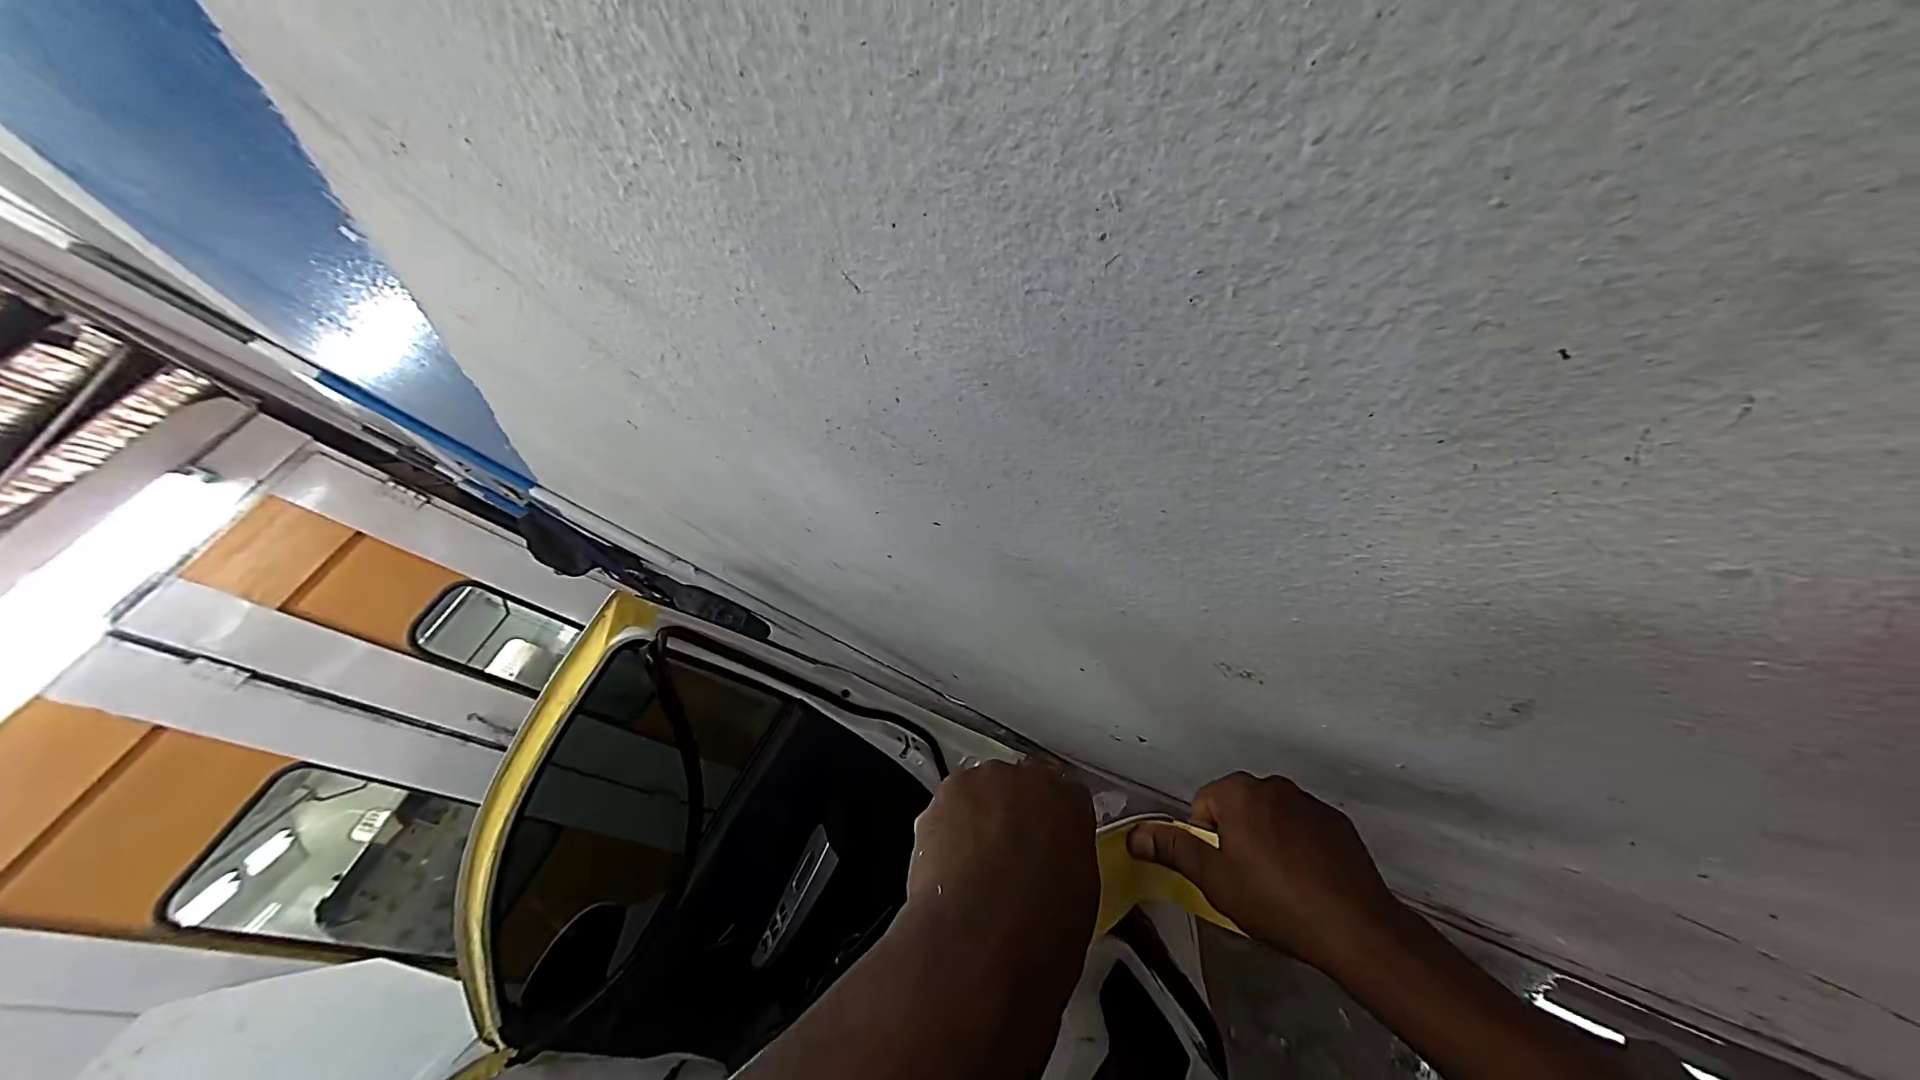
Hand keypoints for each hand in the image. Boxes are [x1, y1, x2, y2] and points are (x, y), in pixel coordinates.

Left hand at [907, 759, 1098, 956]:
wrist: (977, 942)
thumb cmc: (1035, 933)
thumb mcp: (1079, 898)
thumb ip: (1070, 858)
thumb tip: (1055, 863)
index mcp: (1073, 806)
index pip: (1066, 797)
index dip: (1052, 822)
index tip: (1044, 840)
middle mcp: (1032, 781)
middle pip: (1021, 785)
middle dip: (1014, 811)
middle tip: (1006, 852)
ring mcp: (987, 781)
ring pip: (983, 790)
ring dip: (980, 815)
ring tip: (973, 860)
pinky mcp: (949, 792)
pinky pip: (951, 802)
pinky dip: (949, 824)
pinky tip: (950, 861)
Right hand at [1128, 772, 1403, 970]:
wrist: (1358, 930)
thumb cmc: (1280, 902)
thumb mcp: (1214, 879)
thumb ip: (1173, 849)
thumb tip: (1138, 834)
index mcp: (1239, 792)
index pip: (1202, 805)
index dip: (1205, 840)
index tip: (1221, 869)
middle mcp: (1274, 787)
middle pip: (1236, 807)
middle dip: (1235, 837)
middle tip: (1245, 879)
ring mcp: (1309, 803)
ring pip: (1270, 817)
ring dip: (1267, 841)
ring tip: (1278, 886)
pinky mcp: (1337, 824)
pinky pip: (1303, 828)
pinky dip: (1299, 848)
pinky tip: (1306, 883)